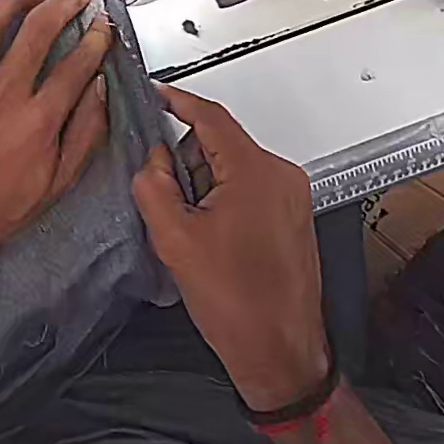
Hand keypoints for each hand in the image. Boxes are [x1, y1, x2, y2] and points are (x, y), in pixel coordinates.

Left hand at [0, 0, 111, 316]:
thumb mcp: (58, 181)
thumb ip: (86, 133)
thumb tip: (100, 90)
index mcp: (37, 121)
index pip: (75, 65)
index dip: (95, 40)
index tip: (101, 27)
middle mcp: (2, 97)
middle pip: (36, 32)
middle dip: (62, 6)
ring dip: (11, 2)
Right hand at [131, 84, 329, 412]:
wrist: (279, 351)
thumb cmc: (239, 304)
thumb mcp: (174, 238)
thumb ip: (153, 186)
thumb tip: (152, 161)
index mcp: (254, 173)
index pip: (210, 117)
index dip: (178, 101)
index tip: (158, 92)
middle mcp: (280, 176)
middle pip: (220, 143)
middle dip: (186, 162)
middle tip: (168, 197)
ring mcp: (290, 196)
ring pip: (233, 166)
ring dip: (205, 184)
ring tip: (195, 230)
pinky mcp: (291, 214)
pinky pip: (248, 186)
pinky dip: (222, 198)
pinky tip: (213, 237)